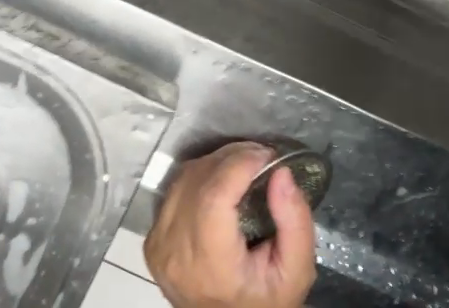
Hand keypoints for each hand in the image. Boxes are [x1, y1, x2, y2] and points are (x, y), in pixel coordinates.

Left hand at [144, 142, 315, 307]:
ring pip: (184, 179)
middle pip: (197, 181)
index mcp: (210, 265)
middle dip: (232, 158)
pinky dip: (200, 176)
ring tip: (246, 166)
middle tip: (261, 157)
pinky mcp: (152, 240)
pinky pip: (175, 190)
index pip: (213, 197)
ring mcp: (158, 245)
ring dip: (216, 163)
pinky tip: (223, 181)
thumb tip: (281, 172)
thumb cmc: (264, 301)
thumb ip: (295, 222)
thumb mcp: (296, 272)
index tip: (267, 155)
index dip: (238, 164)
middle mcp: (174, 252)